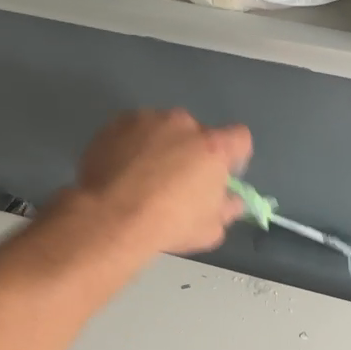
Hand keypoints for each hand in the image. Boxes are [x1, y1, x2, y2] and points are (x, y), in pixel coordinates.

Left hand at [52, 109, 250, 257]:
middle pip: (197, 133)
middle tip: (178, 181)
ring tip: (145, 176)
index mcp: (213, 148)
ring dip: (162, 146)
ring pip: (164, 129)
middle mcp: (183, 124)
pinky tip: (123, 170)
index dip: (234, 155)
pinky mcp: (116, 123)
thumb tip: (230, 200)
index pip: (240, 138)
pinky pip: (134, 130)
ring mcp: (147, 119)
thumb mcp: (211, 230)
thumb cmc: (169, 225)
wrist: (110, 217)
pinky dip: (133, 145)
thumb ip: (227, 209)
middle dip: (192, 152)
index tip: (222, 173)